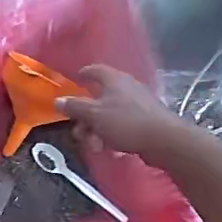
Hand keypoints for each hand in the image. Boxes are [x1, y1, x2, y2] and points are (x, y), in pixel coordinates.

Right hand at [58, 65, 197, 165]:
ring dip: (99, 131)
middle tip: (81, 133)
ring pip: (109, 115)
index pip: (94, 70)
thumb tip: (58, 100)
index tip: (75, 81)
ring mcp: (138, 103)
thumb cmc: (125, 122)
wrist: (163, 139)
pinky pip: (123, 125)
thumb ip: (75, 107)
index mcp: (113, 80)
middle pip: (99, 99)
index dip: (83, 74)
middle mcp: (126, 87)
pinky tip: (114, 151)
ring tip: (97, 147)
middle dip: (86, 118)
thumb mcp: (94, 115)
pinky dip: (114, 136)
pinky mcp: (145, 120)